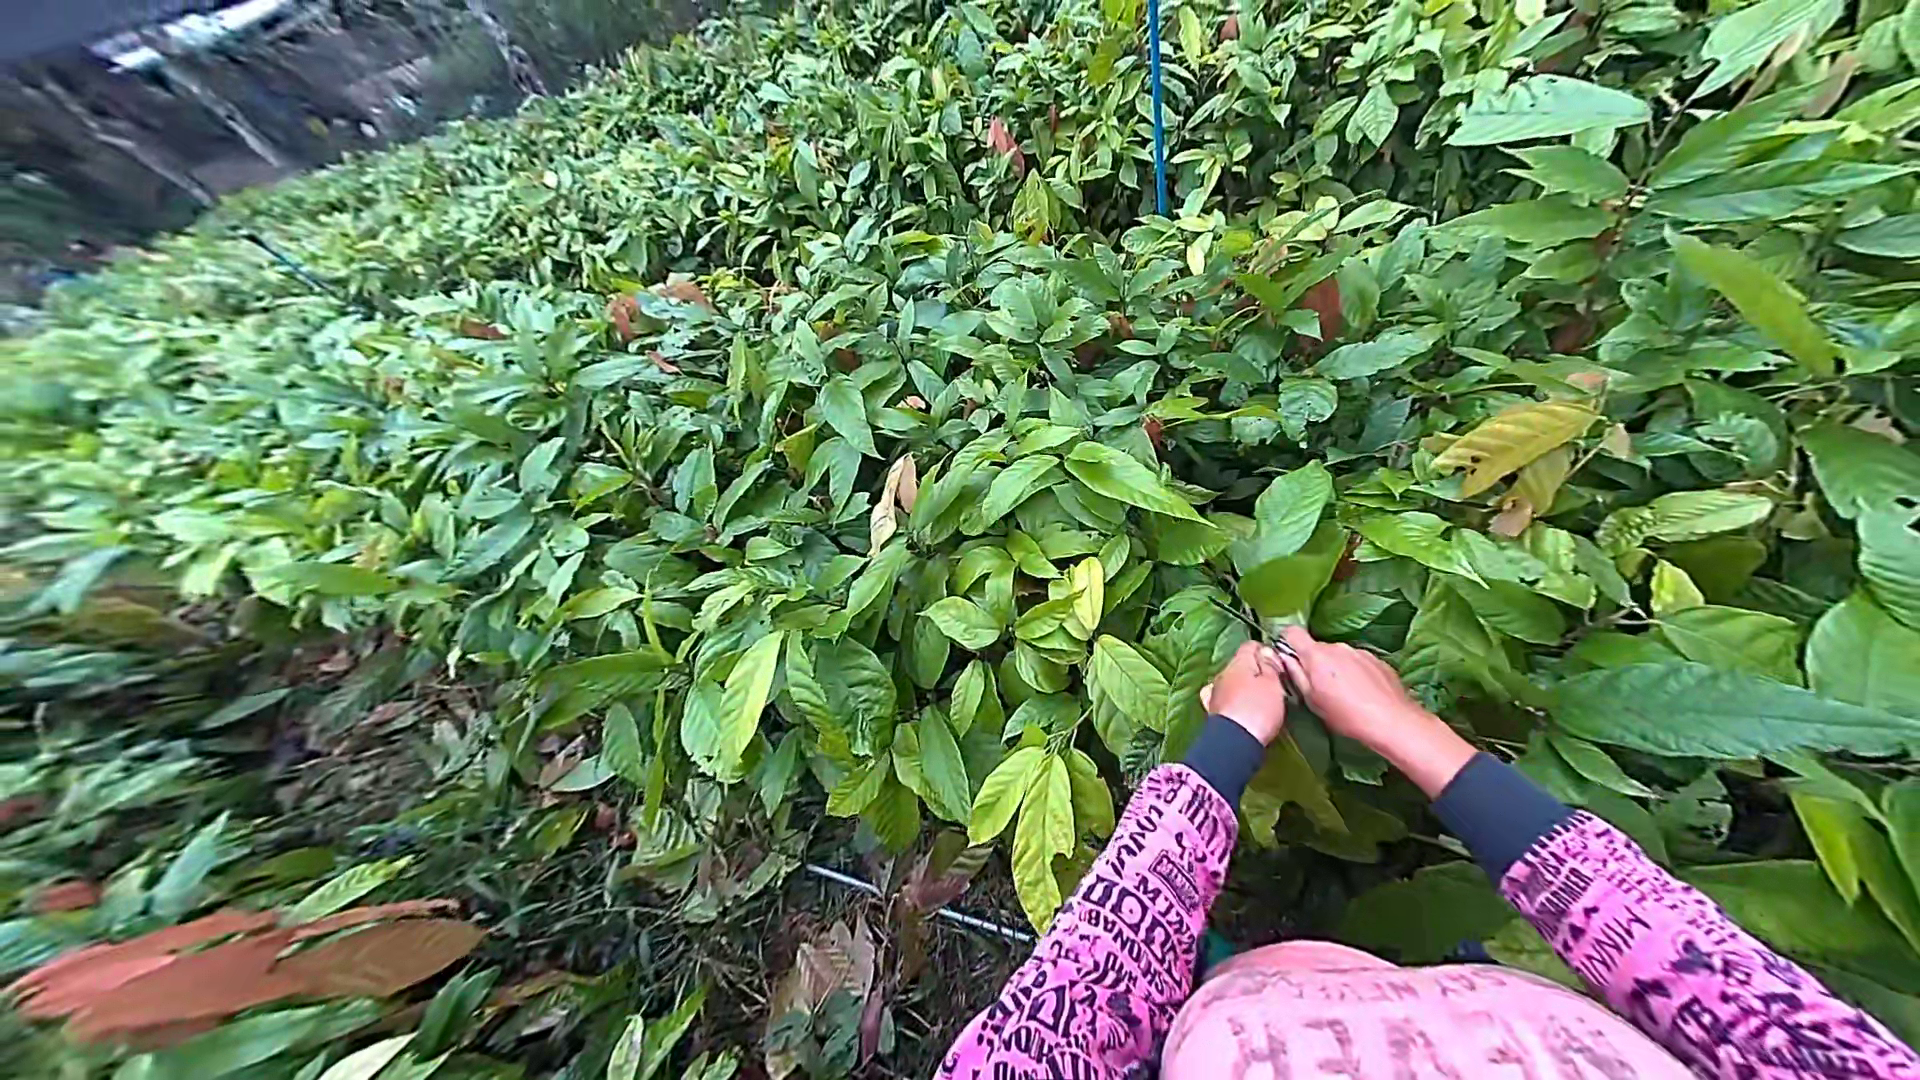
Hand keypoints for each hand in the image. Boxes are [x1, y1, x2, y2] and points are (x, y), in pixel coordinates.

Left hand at [1199, 641, 1288, 745]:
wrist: (1235, 739)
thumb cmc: (1258, 709)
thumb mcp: (1272, 684)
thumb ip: (1269, 665)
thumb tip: (1265, 650)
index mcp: (1238, 663)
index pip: (1250, 646)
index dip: (1265, 650)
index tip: (1277, 661)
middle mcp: (1223, 672)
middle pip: (1240, 662)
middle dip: (1256, 667)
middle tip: (1274, 680)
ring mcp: (1215, 690)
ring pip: (1232, 679)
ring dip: (1244, 683)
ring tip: (1260, 694)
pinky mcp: (1213, 707)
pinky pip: (1224, 694)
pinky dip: (1232, 695)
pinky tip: (1238, 701)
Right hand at [1275, 625, 1476, 796]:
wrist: (1395, 723)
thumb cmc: (1347, 715)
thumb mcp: (1311, 700)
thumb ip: (1295, 674)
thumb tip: (1285, 658)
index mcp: (1317, 655)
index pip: (1292, 632)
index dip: (1287, 642)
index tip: (1290, 658)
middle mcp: (1338, 647)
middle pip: (1317, 647)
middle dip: (1314, 662)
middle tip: (1320, 686)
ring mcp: (1360, 652)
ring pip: (1338, 655)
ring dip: (1336, 667)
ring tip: (1345, 692)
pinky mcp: (1378, 660)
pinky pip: (1357, 661)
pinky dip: (1355, 672)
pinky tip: (1362, 692)